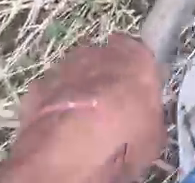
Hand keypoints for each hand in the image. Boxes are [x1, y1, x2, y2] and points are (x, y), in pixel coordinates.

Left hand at [0, 36, 165, 182]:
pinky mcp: (40, 85)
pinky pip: (52, 93)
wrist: (72, 145)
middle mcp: (101, 50)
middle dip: (105, 80)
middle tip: (109, 112)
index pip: (137, 52)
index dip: (134, 73)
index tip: (133, 95)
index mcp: (135, 56)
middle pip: (105, 60)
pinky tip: (58, 130)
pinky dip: (54, 106)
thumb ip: (150, 116)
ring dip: (79, 92)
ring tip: (81, 125)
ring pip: (76, 73)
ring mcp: (67, 65)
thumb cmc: (124, 135)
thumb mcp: (153, 135)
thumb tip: (145, 122)